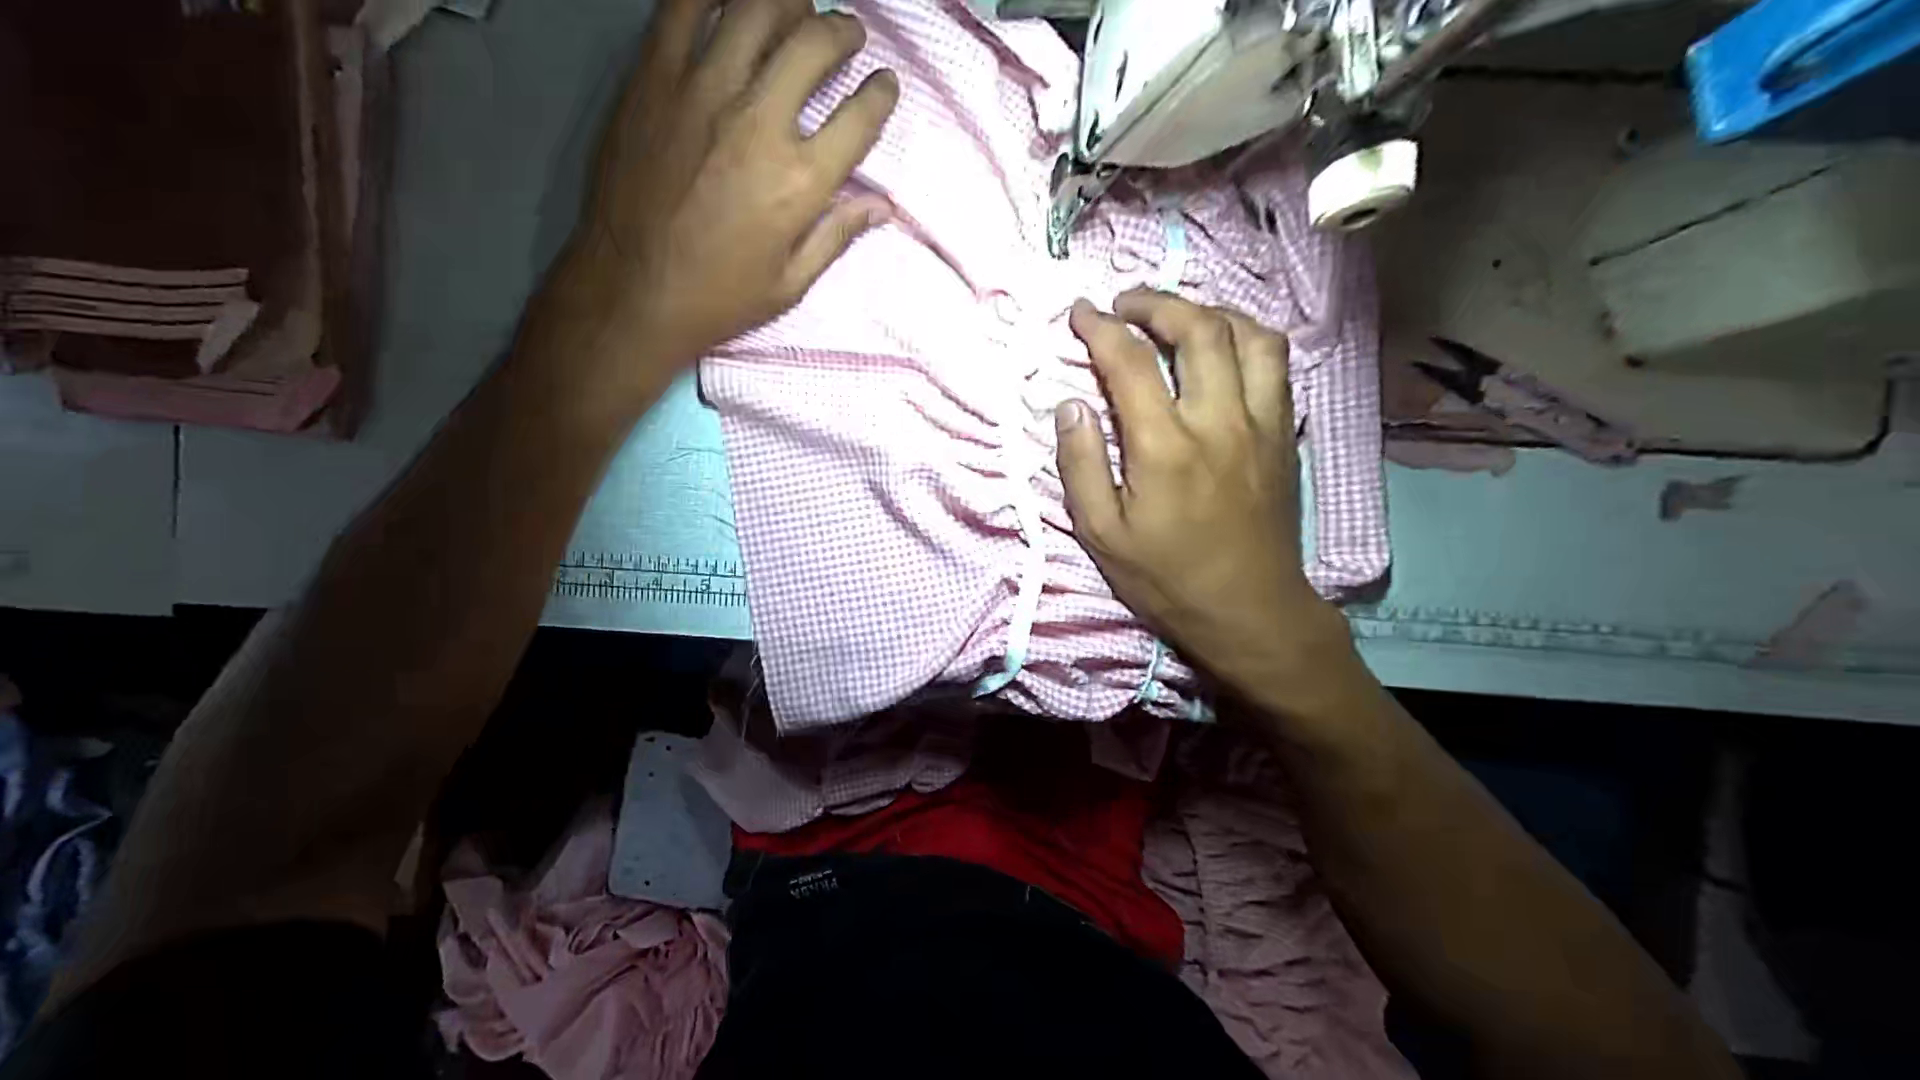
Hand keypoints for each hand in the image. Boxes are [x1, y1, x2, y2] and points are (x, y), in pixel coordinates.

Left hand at [540, 0, 898, 386]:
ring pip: (754, 9)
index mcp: (799, 182)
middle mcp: (757, 123)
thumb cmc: (718, 297)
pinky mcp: (652, 78)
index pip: (859, 117)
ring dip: (786, 2)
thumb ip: (837, 235)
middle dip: (842, 31)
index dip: (881, 93)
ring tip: (795, 9)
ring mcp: (701, 91)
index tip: (884, 85)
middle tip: (846, 32)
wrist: (630, 291)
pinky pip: (684, 7)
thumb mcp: (790, 284)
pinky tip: (729, 3)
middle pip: (813, 45)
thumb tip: (883, 206)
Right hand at [1055, 290, 1345, 696]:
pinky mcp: (1285, 435)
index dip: (1099, 327)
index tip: (1080, 313)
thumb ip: (1080, 465)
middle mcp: (1218, 420)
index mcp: (1164, 446)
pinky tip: (1225, 348)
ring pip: (1249, 335)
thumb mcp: (1101, 534)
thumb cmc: (1166, 579)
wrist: (1249, 611)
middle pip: (1197, 329)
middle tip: (1125, 304)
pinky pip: (1277, 364)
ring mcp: (1261, 423)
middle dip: (1155, 303)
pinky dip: (1248, 338)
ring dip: (1209, 311)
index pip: (1129, 361)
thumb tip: (1069, 405)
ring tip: (1178, 317)